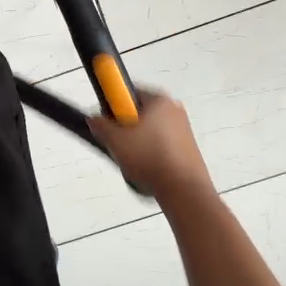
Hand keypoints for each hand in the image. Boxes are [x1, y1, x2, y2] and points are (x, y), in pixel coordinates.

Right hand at [88, 91, 214, 205]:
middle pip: (139, 113)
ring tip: (133, 160)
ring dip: (139, 144)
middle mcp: (175, 110)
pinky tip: (146, 170)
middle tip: (118, 143)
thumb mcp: (114, 139)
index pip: (128, 92)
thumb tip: (95, 120)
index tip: (108, 121)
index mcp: (159, 99)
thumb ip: (99, 124)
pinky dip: (152, 156)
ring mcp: (185, 131)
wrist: (184, 192)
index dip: (114, 107)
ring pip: (150, 132)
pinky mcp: (190, 151)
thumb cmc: (151, 159)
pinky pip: (162, 147)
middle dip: (126, 128)